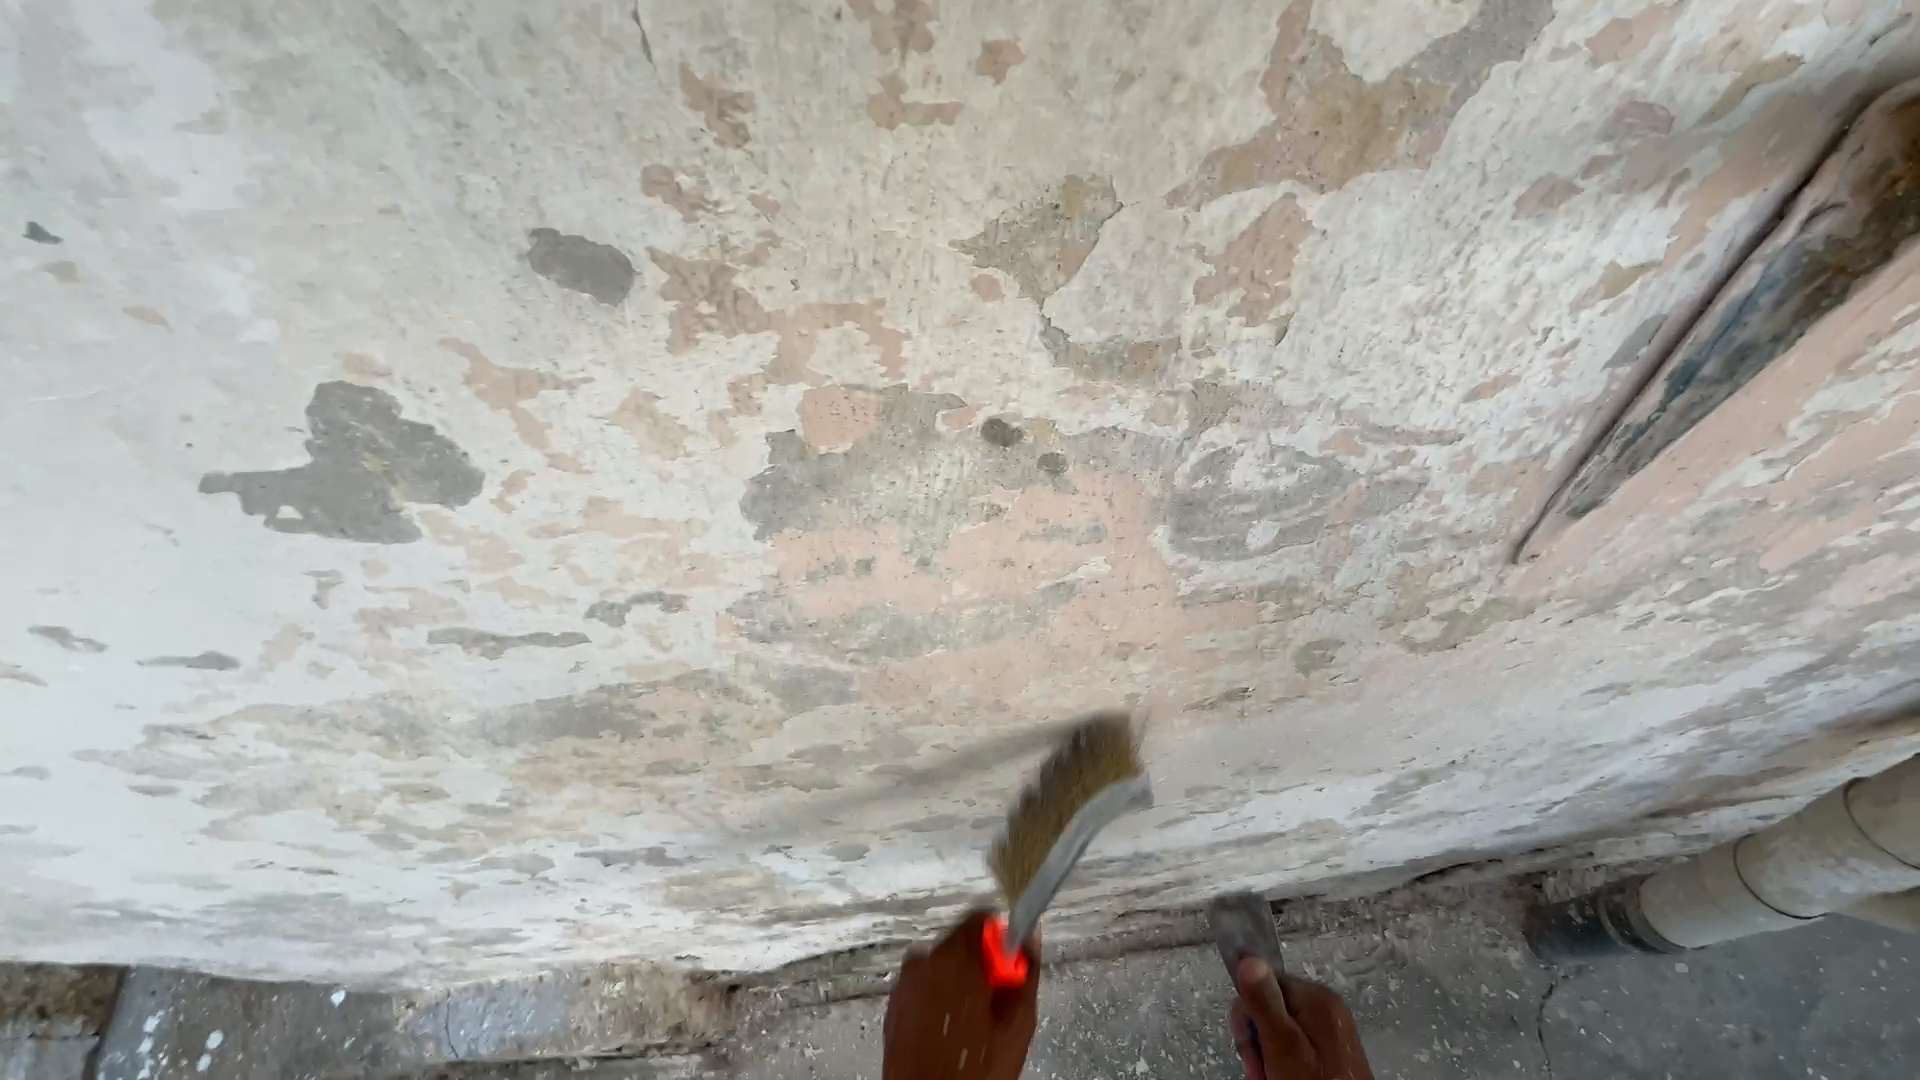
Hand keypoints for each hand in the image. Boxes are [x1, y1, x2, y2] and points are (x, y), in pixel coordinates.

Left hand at [883, 911, 1038, 1079]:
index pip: (982, 918)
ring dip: (959, 982)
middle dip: (982, 965)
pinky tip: (950, 1029)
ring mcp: (905, 981)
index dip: (1002, 938)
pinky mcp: (894, 1002)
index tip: (1011, 965)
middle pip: (962, 942)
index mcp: (955, 958)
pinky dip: (939, 997)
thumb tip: (1030, 936)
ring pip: (943, 965)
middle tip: (995, 1003)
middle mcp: (924, 959)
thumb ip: (1027, 971)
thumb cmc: (972, 1071)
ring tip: (972, 1022)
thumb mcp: (1017, 1024)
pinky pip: (925, 985)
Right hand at [1228, 957, 1373, 1079]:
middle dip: (1256, 1035)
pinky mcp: (1330, 1047)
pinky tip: (1280, 1075)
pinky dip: (1281, 1058)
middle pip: (1270, 1002)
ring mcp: (1329, 1027)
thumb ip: (1265, 1002)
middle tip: (1258, 1067)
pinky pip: (1293, 1040)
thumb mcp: (1284, 1046)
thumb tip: (1248, 957)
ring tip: (1268, 1075)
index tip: (1248, 1043)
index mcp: (1318, 997)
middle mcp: (1325, 1005)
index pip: (1264, 981)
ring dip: (1265, 1050)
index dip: (1249, 1011)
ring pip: (1278, 1024)